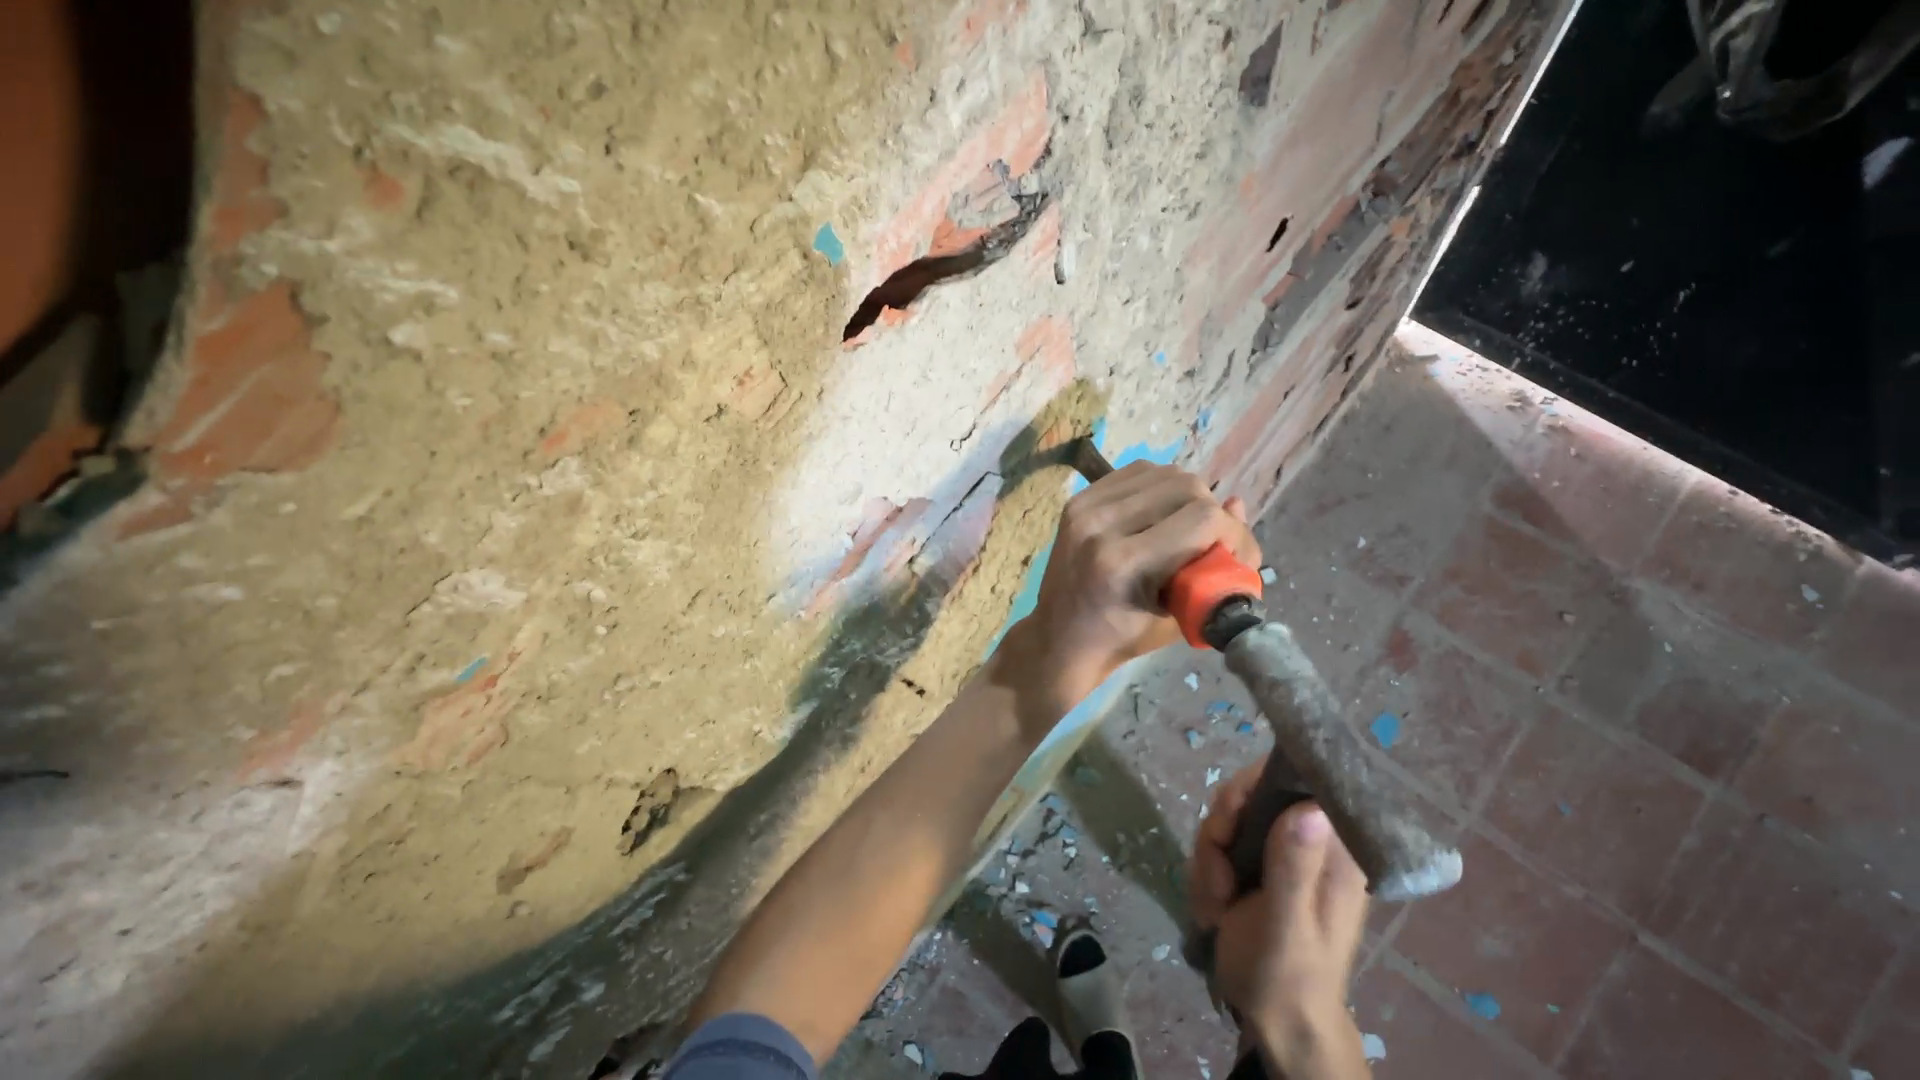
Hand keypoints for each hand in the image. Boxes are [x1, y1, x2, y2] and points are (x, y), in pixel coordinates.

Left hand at [1012, 462, 1259, 709]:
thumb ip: (1215, 566)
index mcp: (1123, 562)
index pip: (1202, 518)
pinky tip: (1162, 514)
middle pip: (1187, 486)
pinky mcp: (1078, 499)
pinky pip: (1138, 472)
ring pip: (1165, 473)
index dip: (1232, 533)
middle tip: (1211, 543)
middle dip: (1212, 512)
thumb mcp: (1180, 616)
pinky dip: (1161, 488)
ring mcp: (1085, 507)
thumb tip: (1237, 505)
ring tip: (1186, 530)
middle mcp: (1100, 525)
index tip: (1235, 555)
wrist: (1059, 639)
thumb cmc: (1124, 639)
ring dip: (1188, 498)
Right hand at [1191, 758, 1370, 1076]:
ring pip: (1224, 822)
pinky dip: (1205, 877)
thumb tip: (1308, 807)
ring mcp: (1278, 854)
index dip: (1255, 786)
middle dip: (1221, 835)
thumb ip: (1294, 867)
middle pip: (1248, 796)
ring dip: (1209, 863)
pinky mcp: (1252, 868)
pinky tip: (1214, 911)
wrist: (1275, 1022)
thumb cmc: (1289, 977)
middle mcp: (1307, 841)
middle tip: (1221, 879)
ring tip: (1219, 907)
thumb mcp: (1288, 924)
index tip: (1230, 819)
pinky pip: (1214, 848)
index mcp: (1333, 849)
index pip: (1296, 781)